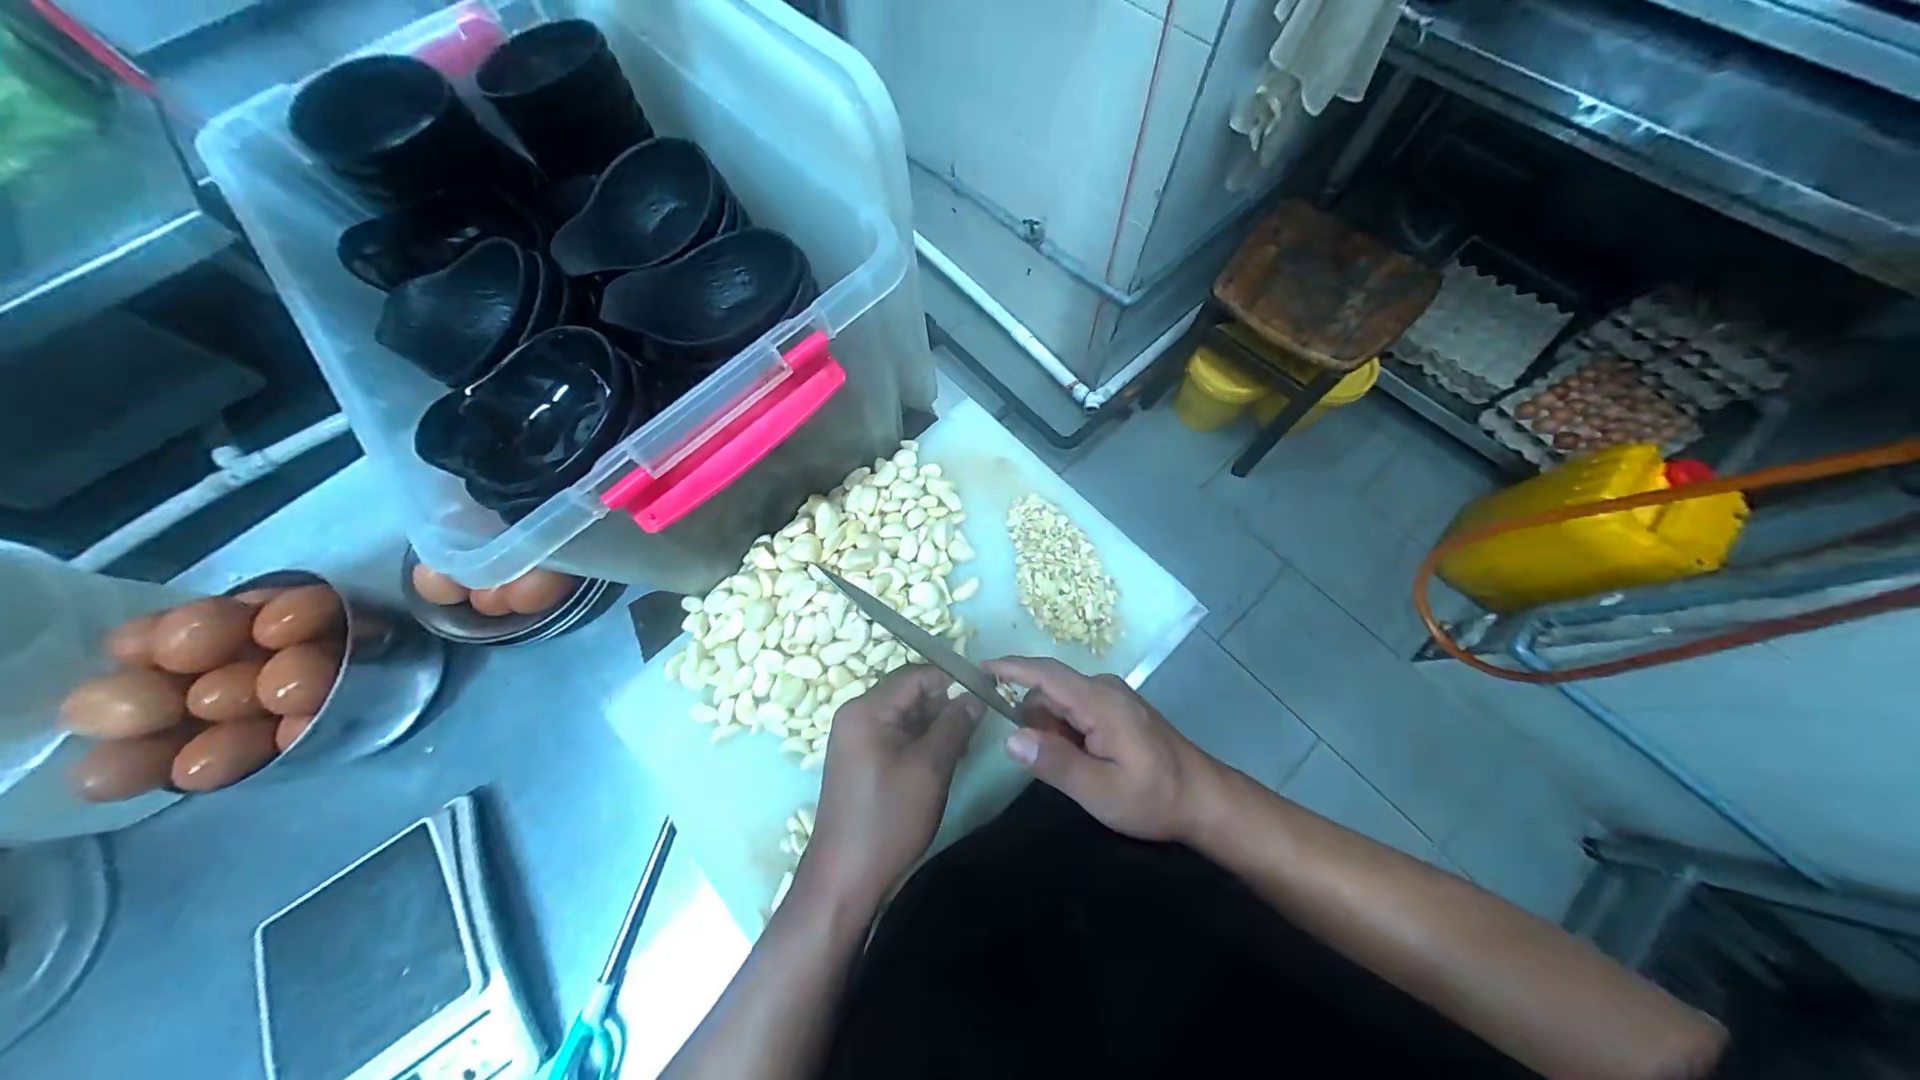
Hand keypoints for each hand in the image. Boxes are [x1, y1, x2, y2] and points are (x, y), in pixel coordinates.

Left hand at [800, 666, 982, 907]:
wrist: (845, 879)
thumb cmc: (888, 819)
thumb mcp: (929, 768)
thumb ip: (954, 724)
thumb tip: (975, 695)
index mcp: (866, 709)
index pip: (915, 675)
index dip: (952, 680)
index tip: (986, 695)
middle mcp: (856, 716)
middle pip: (910, 693)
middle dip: (945, 705)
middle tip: (977, 728)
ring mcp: (856, 739)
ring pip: (906, 716)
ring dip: (936, 726)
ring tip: (964, 748)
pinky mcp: (862, 760)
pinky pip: (897, 736)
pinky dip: (922, 743)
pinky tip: (943, 762)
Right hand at [983, 656, 1222, 842]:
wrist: (1205, 800)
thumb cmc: (1154, 797)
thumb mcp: (1100, 790)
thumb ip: (1055, 763)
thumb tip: (1011, 737)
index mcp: (1099, 701)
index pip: (1044, 674)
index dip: (1009, 668)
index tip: (976, 668)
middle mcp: (1104, 688)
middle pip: (1048, 691)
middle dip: (1037, 724)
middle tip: (1055, 767)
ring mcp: (1112, 697)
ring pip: (1060, 703)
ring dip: (1055, 732)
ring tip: (1079, 770)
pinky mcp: (1117, 709)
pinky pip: (1076, 710)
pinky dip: (1069, 733)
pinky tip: (1087, 761)